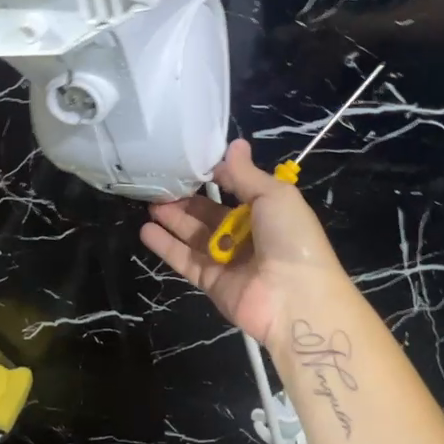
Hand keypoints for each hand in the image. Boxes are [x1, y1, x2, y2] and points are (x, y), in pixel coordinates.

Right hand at [140, 140, 349, 342]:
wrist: (297, 300)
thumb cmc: (291, 238)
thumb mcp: (274, 195)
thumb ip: (246, 173)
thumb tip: (235, 143)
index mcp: (266, 211)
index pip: (233, 188)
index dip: (212, 176)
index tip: (186, 162)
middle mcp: (245, 233)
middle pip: (208, 211)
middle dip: (185, 197)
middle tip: (159, 183)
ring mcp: (227, 259)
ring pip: (193, 234)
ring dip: (172, 218)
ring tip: (149, 202)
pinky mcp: (211, 281)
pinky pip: (185, 260)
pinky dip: (166, 245)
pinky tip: (146, 230)